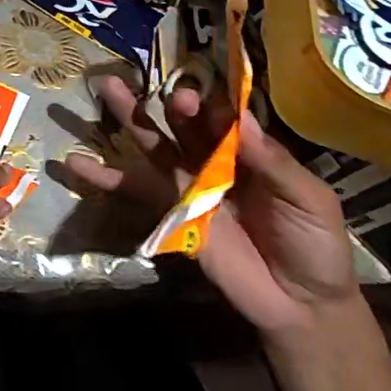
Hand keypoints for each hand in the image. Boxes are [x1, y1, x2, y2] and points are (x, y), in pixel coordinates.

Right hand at [65, 75, 360, 336]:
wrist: (302, 303)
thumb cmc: (316, 242)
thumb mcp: (309, 198)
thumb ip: (274, 162)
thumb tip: (240, 120)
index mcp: (248, 146)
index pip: (221, 111)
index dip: (207, 98)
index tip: (194, 95)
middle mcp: (214, 156)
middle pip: (183, 119)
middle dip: (167, 100)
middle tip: (154, 89)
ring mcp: (189, 183)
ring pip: (155, 143)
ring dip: (130, 116)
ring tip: (105, 87)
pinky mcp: (171, 214)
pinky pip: (135, 192)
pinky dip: (105, 179)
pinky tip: (74, 163)